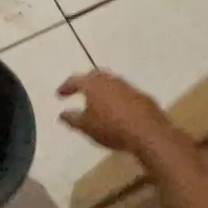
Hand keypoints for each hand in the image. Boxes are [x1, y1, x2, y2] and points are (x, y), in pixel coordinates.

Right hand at [57, 70, 188, 156]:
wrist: (148, 133)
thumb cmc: (111, 128)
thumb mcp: (86, 127)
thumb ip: (72, 118)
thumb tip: (62, 114)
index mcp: (93, 84)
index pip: (75, 80)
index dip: (66, 86)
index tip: (59, 94)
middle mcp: (111, 80)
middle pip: (95, 75)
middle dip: (86, 82)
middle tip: (80, 90)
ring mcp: (129, 86)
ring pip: (112, 82)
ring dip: (103, 89)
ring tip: (98, 100)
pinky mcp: (143, 96)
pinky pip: (125, 93)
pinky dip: (118, 98)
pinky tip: (118, 110)